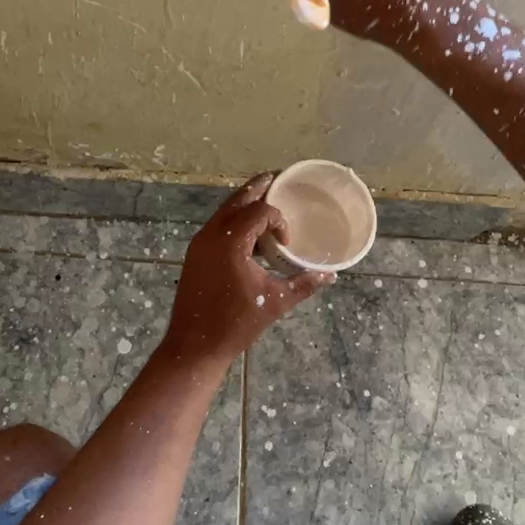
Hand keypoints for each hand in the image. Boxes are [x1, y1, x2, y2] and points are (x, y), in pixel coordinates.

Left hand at [161, 173, 331, 364]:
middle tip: (276, 178)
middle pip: (237, 200)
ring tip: (264, 199)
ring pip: (225, 211)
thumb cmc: (235, 324)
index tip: (287, 242)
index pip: (259, 211)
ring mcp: (200, 243)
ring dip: (245, 204)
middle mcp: (212, 235)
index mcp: (230, 242)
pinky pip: (217, 226)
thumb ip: (303, 284)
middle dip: (258, 188)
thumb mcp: (275, 302)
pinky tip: (248, 232)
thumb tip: (330, 275)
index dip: (278, 220)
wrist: (193, 346)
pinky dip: (234, 221)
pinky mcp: (195, 254)